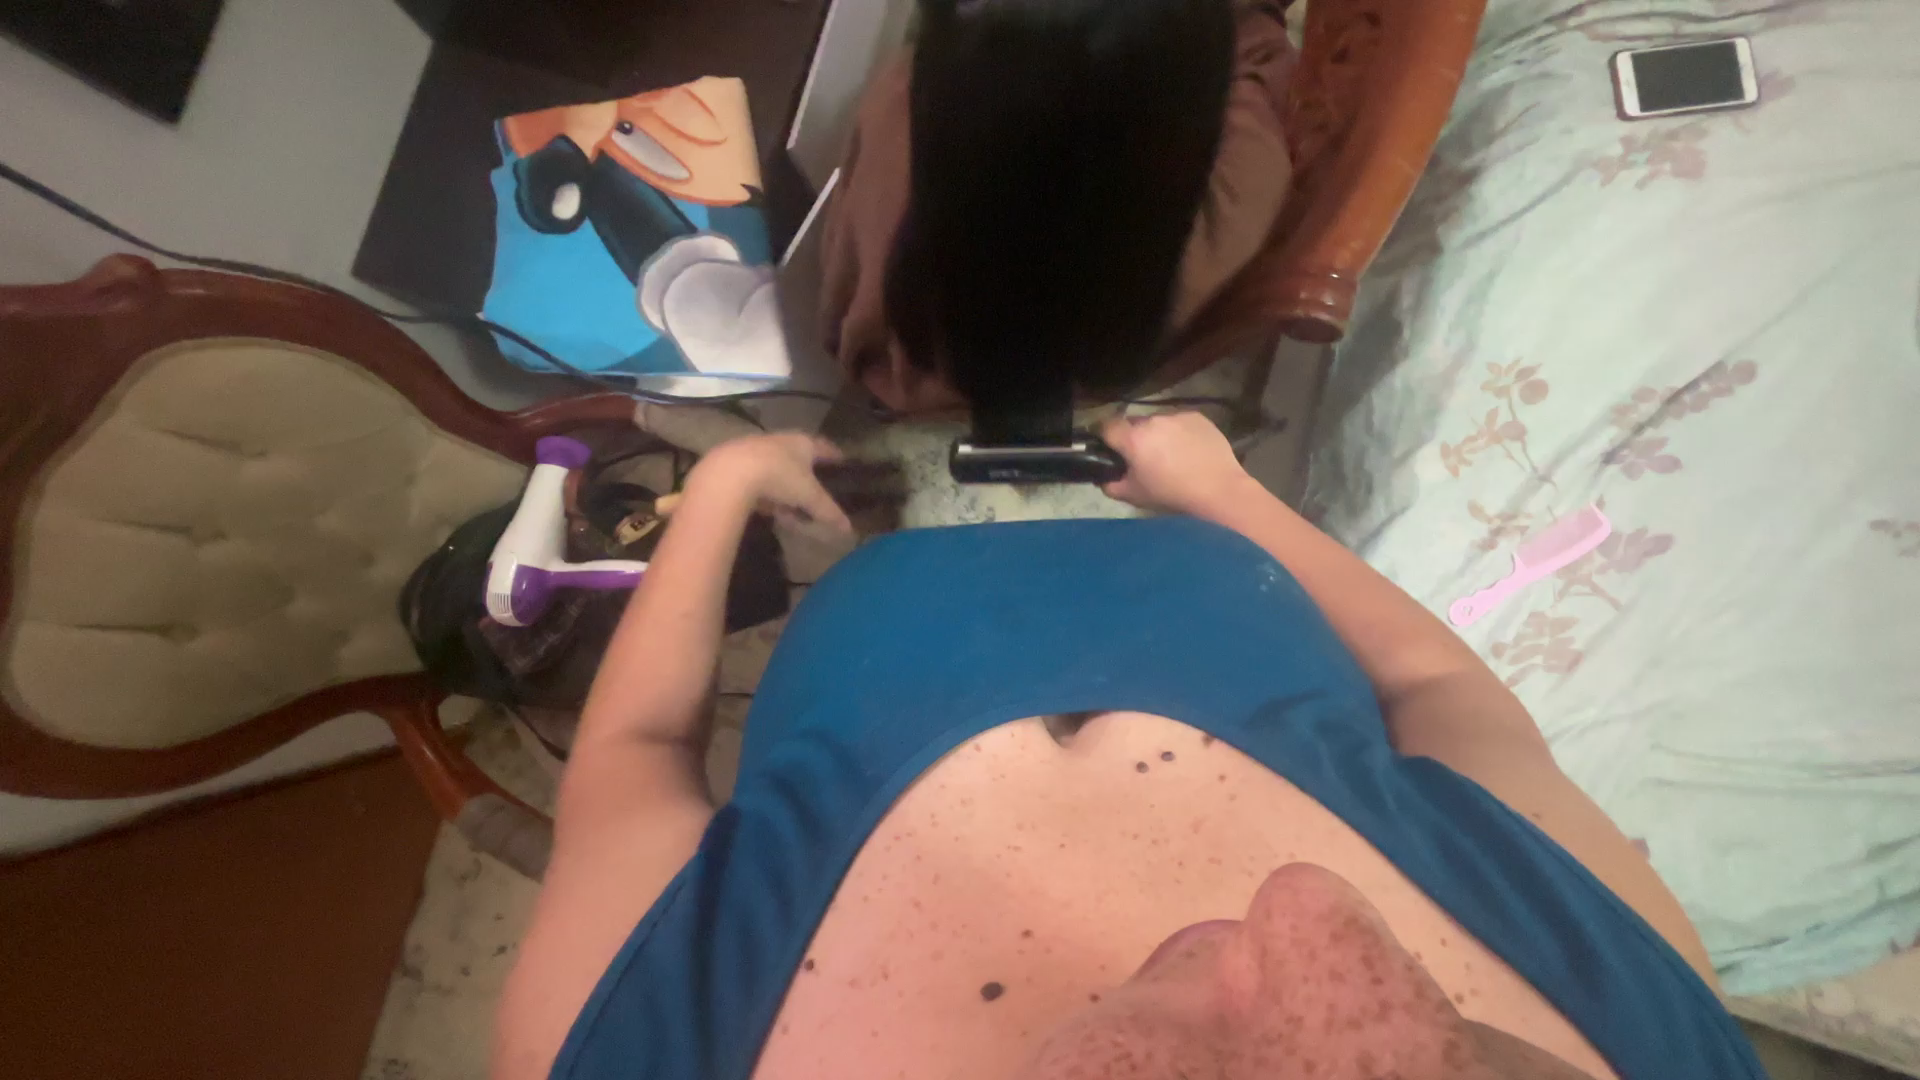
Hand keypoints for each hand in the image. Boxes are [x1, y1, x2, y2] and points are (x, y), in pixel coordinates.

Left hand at [686, 433, 853, 534]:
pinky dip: (765, 489)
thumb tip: (849, 529)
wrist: (730, 473)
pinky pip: (757, 476)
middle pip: (798, 455)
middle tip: (814, 487)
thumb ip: (828, 511)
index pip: (824, 447)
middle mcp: (780, 440)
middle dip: (806, 472)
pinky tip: (764, 505)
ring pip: (776, 466)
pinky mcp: (734, 460)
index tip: (841, 460)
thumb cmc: (780, 477)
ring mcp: (755, 448)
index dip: (833, 455)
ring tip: (788, 506)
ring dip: (783, 483)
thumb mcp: (809, 497)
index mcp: (803, 443)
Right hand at [1100, 412, 1257, 517]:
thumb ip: (1111, 485)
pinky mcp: (1197, 417)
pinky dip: (1177, 432)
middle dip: (1132, 437)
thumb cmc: (1171, 495)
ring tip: (1168, 454)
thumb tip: (1103, 478)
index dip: (1103, 437)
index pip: (1106, 426)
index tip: (1108, 448)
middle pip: (1132, 423)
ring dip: (1156, 433)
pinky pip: (1178, 422)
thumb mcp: (1134, 496)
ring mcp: (1177, 416)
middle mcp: (1153, 420)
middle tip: (1142, 457)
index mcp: (1133, 438)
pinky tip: (1187, 450)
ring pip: (1156, 422)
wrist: (1219, 490)